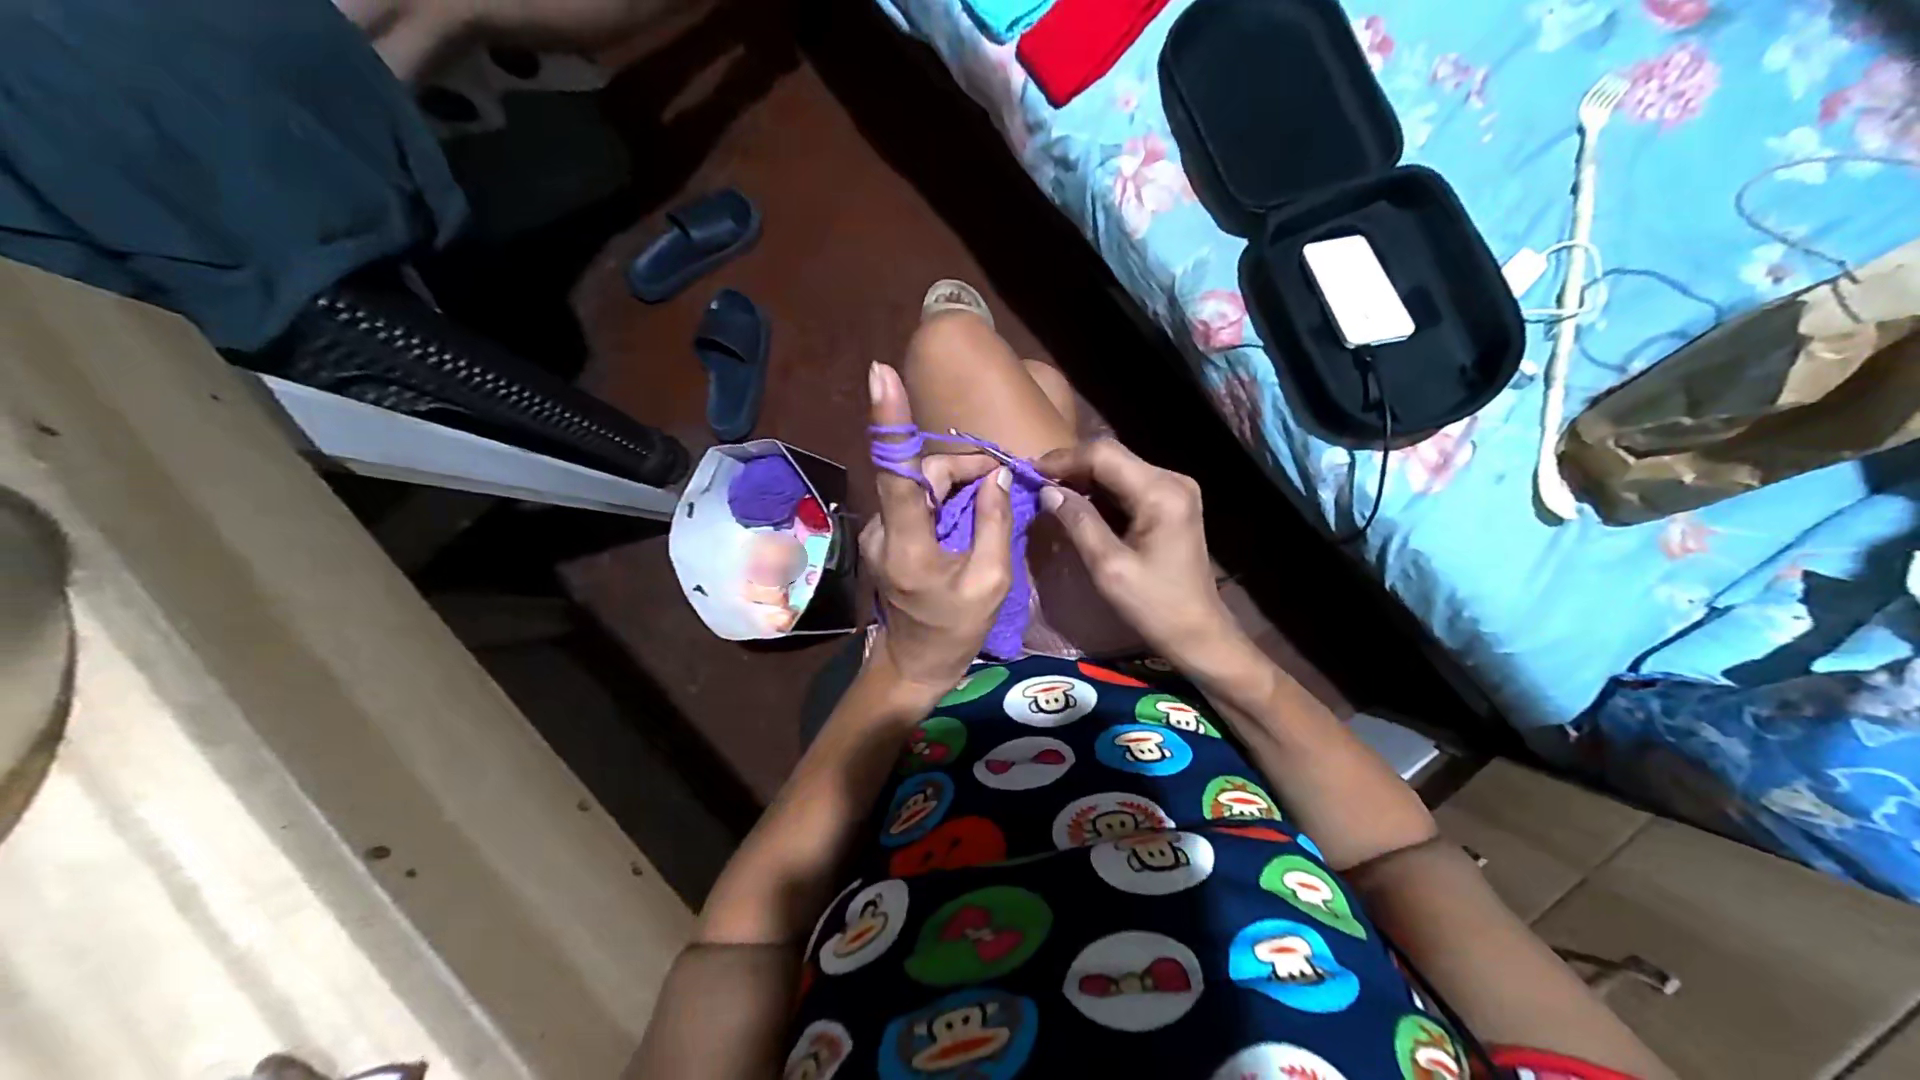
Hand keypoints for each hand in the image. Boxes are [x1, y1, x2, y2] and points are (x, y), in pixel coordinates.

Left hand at [860, 363, 1013, 702]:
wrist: (912, 664)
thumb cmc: (953, 631)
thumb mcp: (990, 583)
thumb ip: (995, 524)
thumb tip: (998, 477)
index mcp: (906, 544)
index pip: (896, 473)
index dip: (890, 421)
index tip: (881, 374)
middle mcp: (883, 529)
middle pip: (922, 472)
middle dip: (965, 469)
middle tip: (1004, 485)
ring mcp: (878, 532)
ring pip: (921, 484)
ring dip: (957, 485)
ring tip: (991, 503)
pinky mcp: (883, 534)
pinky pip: (917, 500)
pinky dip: (945, 499)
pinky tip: (968, 517)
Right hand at [1035, 439, 1251, 678]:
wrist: (1197, 631)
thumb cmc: (1153, 605)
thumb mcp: (1108, 566)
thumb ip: (1078, 523)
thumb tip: (1047, 491)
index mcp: (1160, 493)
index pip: (1104, 455)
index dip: (1064, 460)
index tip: (1030, 474)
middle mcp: (1172, 480)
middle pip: (1112, 456)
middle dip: (1071, 467)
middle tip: (1035, 483)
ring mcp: (1175, 489)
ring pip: (1118, 467)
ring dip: (1083, 478)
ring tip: (1049, 493)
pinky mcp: (1171, 501)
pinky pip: (1128, 484)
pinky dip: (1100, 491)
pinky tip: (1077, 505)